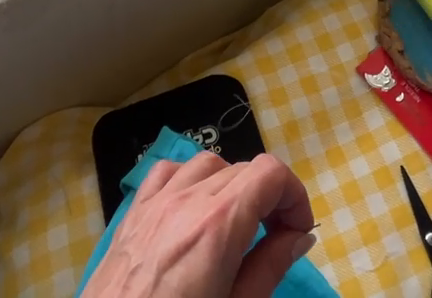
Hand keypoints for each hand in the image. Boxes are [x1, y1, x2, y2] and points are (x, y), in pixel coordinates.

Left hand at [80, 151, 316, 297]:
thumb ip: (270, 267)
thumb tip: (299, 236)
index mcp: (218, 223)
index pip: (271, 172)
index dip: (294, 196)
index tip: (298, 231)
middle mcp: (188, 198)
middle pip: (244, 168)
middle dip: (269, 197)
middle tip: (275, 238)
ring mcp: (155, 201)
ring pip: (208, 164)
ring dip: (231, 186)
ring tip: (235, 226)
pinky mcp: (132, 212)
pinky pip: (167, 172)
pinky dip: (189, 180)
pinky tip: (192, 210)